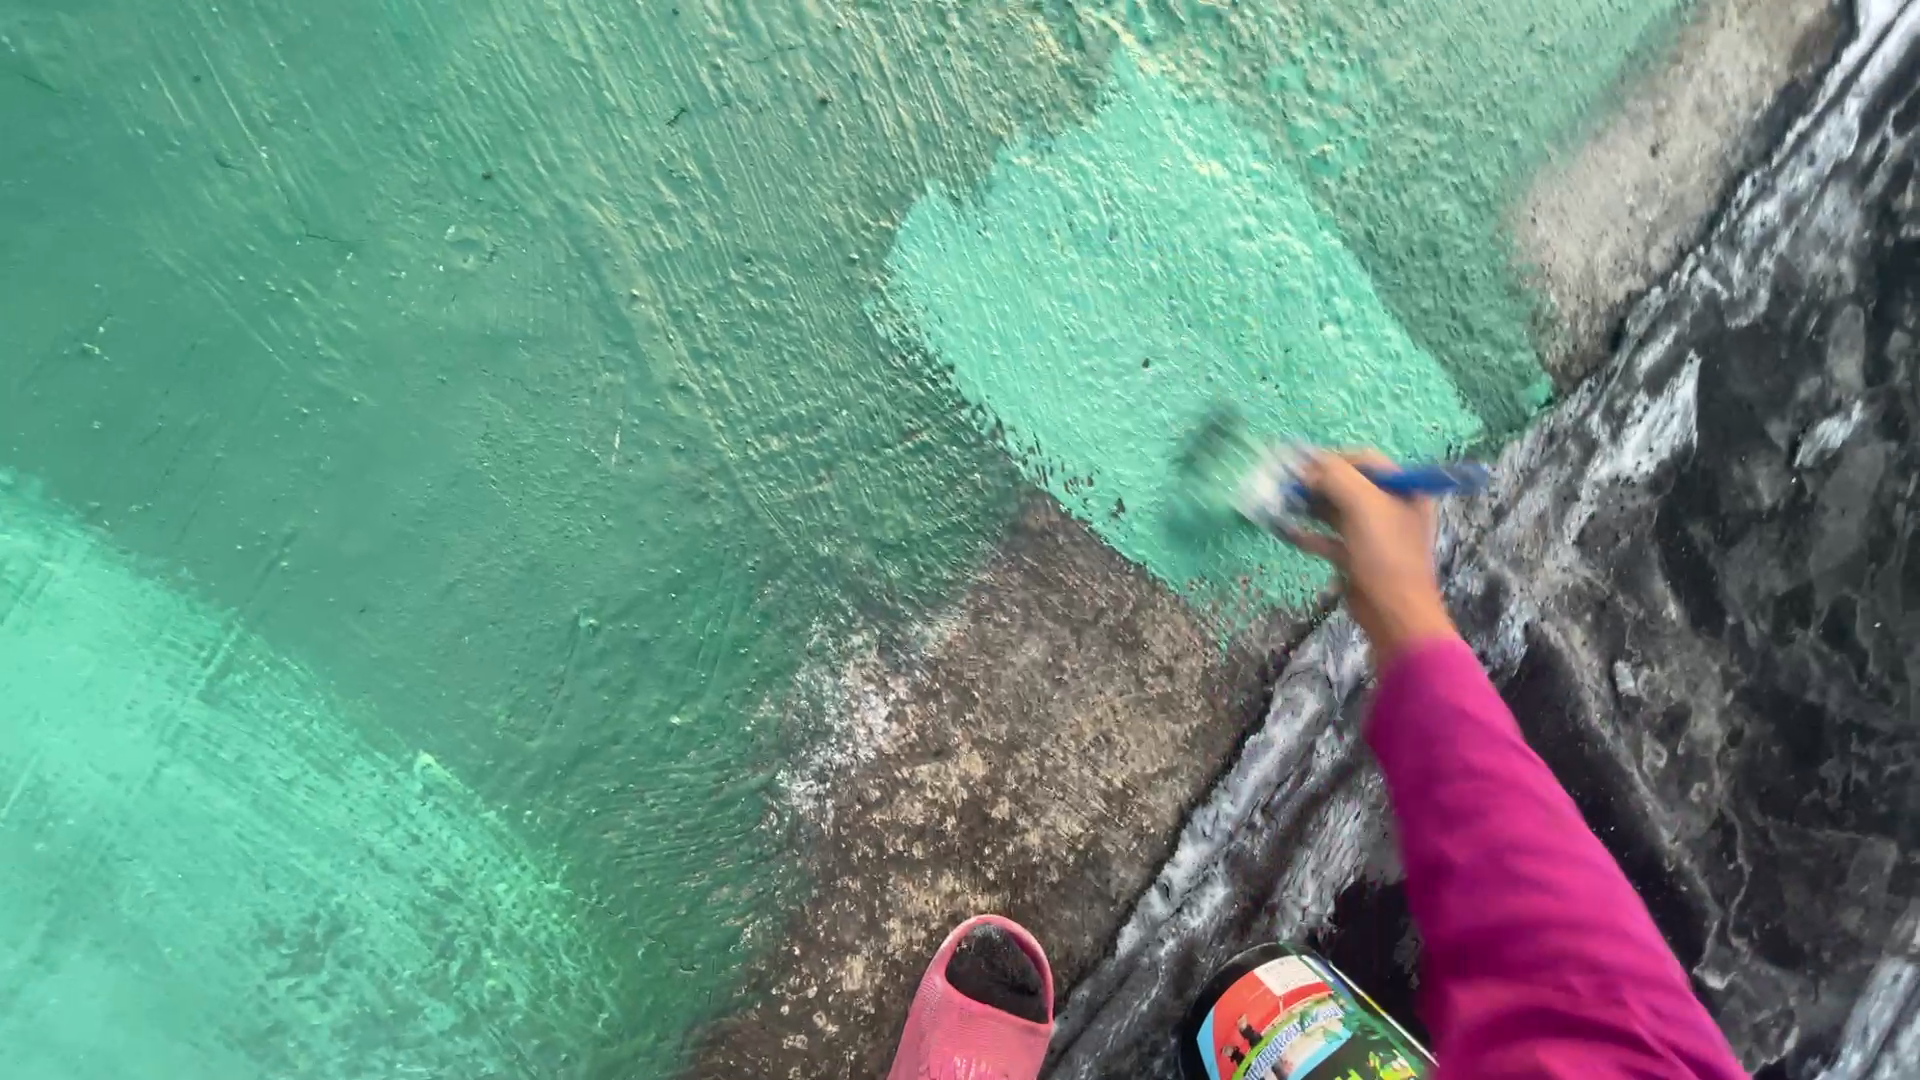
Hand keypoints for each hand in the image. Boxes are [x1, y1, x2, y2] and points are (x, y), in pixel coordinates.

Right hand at [1281, 450, 1458, 670]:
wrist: (1394, 613)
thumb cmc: (1385, 555)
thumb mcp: (1363, 507)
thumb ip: (1337, 477)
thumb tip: (1307, 465)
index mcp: (1403, 490)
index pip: (1365, 461)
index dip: (1332, 460)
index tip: (1301, 467)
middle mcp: (1391, 507)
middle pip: (1347, 485)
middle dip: (1315, 484)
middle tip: (1286, 486)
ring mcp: (1373, 533)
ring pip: (1335, 511)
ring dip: (1308, 506)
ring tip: (1282, 504)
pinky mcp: (1356, 555)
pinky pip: (1328, 538)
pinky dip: (1308, 534)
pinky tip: (1287, 531)